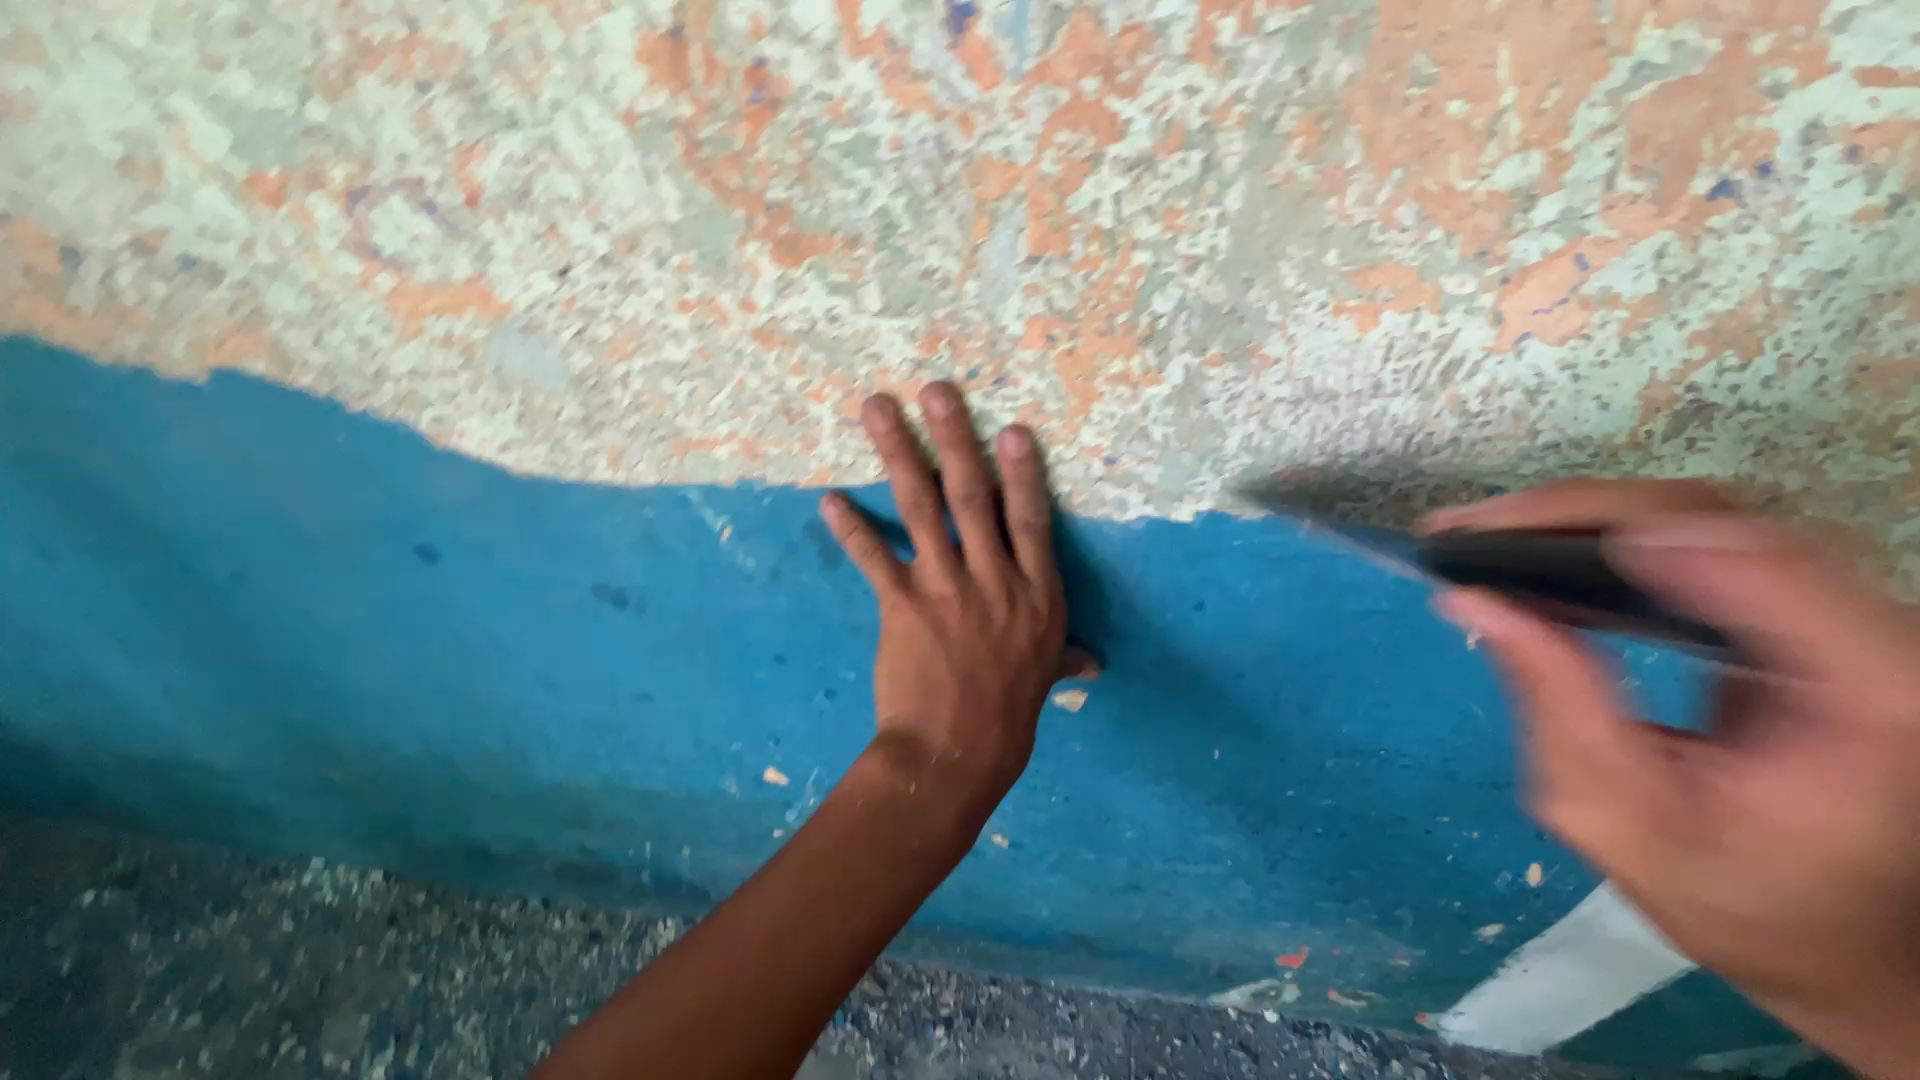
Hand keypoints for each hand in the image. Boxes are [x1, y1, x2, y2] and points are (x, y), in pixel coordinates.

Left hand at [820, 383, 1094, 830]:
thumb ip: (1064, 658)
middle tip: (936, 390)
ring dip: (898, 455)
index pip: (1032, 521)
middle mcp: (995, 580)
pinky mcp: (902, 606)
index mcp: (1037, 594)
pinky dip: (851, 528)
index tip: (1012, 428)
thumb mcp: (1044, 678)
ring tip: (877, 411)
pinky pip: (874, 558)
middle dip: (954, 438)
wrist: (957, 754)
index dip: (1023, 472)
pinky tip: (830, 499)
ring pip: (923, 509)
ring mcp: (947, 590)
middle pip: (974, 496)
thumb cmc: (1007, 716)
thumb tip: (1092, 665)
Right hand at [1424, 479, 1919, 1078]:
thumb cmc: (1730, 894)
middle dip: (1569, 514)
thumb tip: (1473, 599)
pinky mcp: (1797, 611)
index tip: (1504, 546)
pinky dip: (1600, 538)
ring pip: (1697, 514)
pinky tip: (1535, 556)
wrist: (1833, 928)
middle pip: (1711, 516)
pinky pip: (1692, 540)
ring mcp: (1838, 614)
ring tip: (1479, 538)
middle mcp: (1869, 631)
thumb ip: (1553, 699)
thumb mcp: (1614, 813)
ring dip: (1576, 518)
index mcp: (1864, 693)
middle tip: (1459, 533)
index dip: (1624, 535)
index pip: (1751, 562)